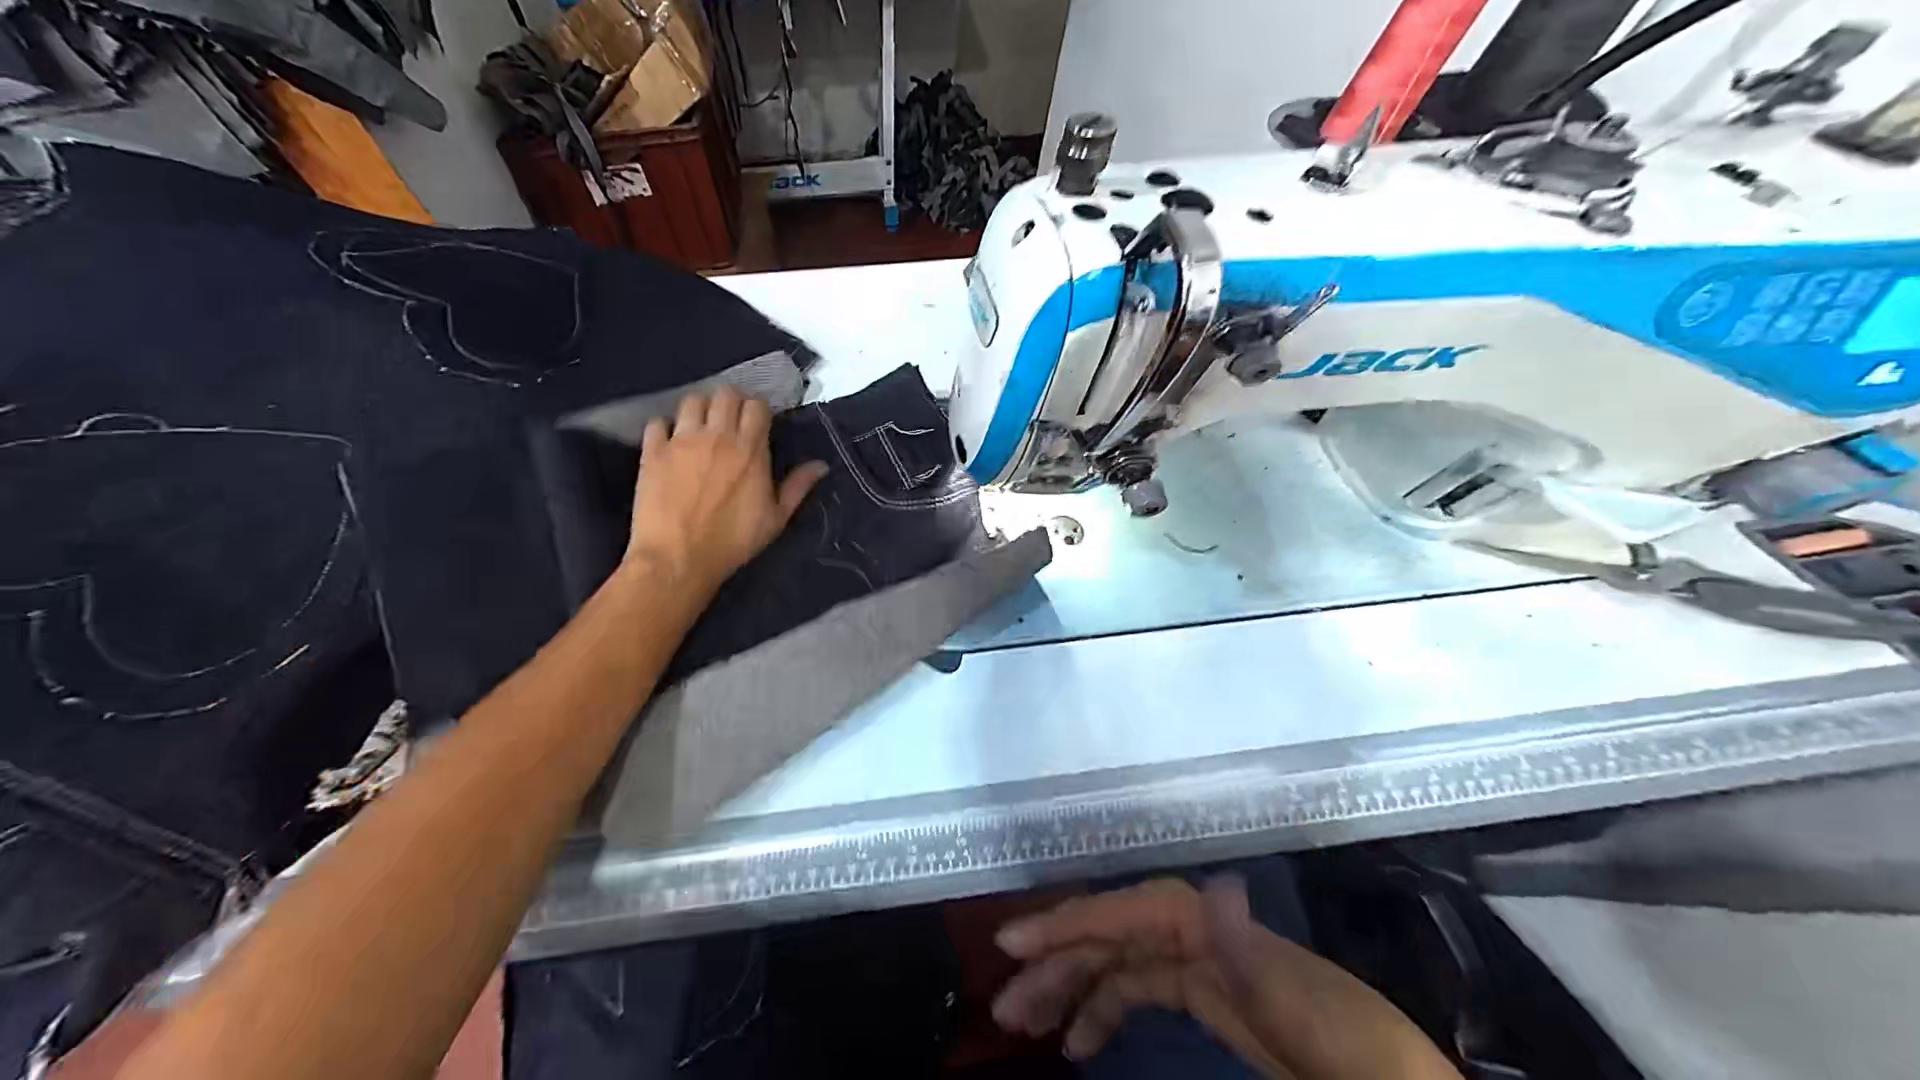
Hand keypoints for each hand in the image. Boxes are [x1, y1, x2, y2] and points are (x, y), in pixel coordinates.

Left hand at [623, 386, 827, 596]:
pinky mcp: (653, 451)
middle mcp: (717, 436)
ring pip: (692, 401)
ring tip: (702, 427)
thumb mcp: (775, 519)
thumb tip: (821, 465)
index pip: (757, 406)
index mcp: (750, 450)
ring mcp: (681, 440)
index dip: (759, 410)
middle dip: (732, 402)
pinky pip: (657, 422)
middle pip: (726, 394)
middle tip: (731, 421)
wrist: (678, 558)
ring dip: (701, 409)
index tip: (759, 424)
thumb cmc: (732, 542)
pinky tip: (670, 442)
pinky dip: (665, 427)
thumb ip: (797, 487)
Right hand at [991, 877, 1461, 1079]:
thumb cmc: (1350, 1047)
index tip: (1011, 943)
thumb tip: (1214, 890)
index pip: (1120, 913)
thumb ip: (1250, 956)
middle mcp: (1192, 932)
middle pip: (1108, 937)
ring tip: (1026, 1024)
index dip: (1064, 923)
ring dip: (1069, 989)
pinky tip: (1078, 1040)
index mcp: (1204, 924)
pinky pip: (1134, 991)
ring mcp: (1196, 964)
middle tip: (1006, 1004)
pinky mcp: (1201, 997)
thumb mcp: (1300, 1009)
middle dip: (1054, 964)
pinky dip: (1102, 1010)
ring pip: (1114, 964)